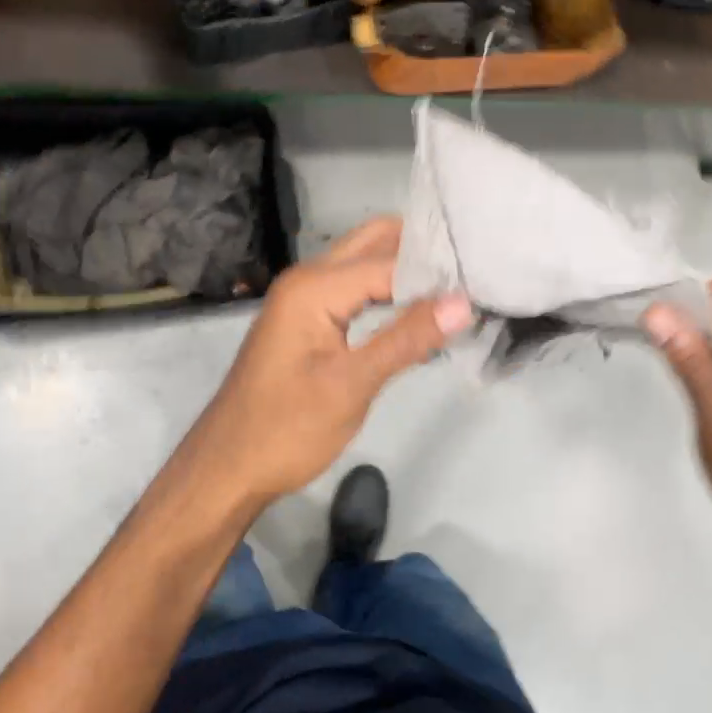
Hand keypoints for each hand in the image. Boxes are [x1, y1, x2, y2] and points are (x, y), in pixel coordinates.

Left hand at [177, 216, 474, 503]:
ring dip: (408, 273)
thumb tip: (463, 302)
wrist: (227, 469)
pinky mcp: (309, 322)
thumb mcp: (352, 385)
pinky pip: (356, 291)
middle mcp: (308, 280)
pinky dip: (389, 294)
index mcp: (314, 287)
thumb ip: (407, 339)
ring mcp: (305, 300)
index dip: (436, 270)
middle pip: (375, 242)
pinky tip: (422, 315)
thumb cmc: (286, 430)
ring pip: (366, 265)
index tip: (484, 279)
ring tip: (459, 291)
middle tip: (473, 273)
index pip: (390, 262)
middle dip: (422, 252)